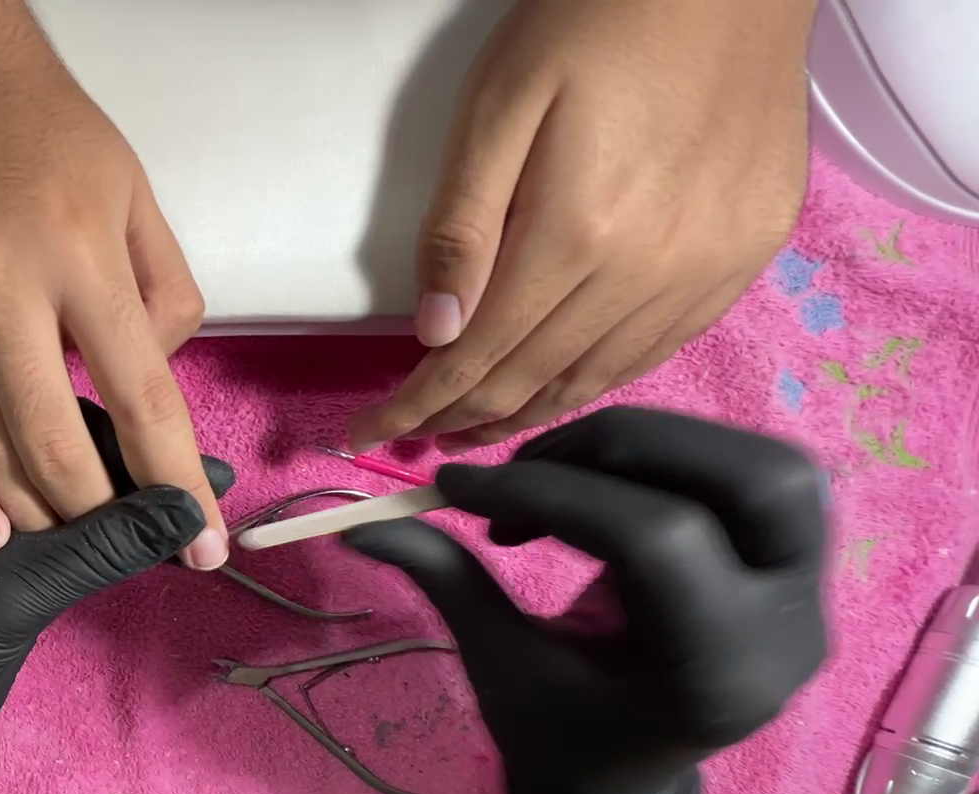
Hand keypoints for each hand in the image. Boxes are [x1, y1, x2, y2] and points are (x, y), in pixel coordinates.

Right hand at [0, 0, 226, 567]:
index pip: (140, 397)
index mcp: (75, 256)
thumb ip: (164, 296)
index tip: (201, 545)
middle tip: (127, 541)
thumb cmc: (40, 132)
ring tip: (70, 542)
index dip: (175, 485)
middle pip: (53, 444)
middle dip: (98, 513)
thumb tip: (151, 379)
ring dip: (36, 512)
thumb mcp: (134, 196)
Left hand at [0, 402, 234, 793]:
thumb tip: (188, 505)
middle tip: (216, 486)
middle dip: (147, 473)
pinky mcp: (19, 560)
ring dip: (138, 506)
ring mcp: (4, 518)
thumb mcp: (24, 588)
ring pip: (84, 497)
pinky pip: (78, 535)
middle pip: (81, 457)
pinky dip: (118, 537)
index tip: (202, 465)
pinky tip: (157, 539)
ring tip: (200, 511)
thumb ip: (104, 545)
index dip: (137, 444)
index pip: (65, 428)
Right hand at [345, 407, 826, 793]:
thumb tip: (359, 524)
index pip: (650, 537)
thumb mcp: (491, 657)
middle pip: (750, 479)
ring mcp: (808, 591)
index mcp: (710, 667)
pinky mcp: (791, 566)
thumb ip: (440, 576)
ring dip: (642, 447)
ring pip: (764, 465)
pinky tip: (587, 491)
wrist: (620, 777)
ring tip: (552, 476)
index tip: (450, 486)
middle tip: (523, 468)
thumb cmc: (551, 732)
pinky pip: (744, 478)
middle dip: (618, 449)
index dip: (543, 491)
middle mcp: (788, 623)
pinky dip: (656, 463)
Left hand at [350, 0, 813, 453]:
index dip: (409, 407)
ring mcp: (706, 267)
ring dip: (516, 418)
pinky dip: (586, 387)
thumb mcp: (493, 118)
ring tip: (466, 435)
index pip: (468, 360)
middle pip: (522, 381)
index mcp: (575, 236)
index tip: (365, 435)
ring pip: (586, 382)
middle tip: (410, 437)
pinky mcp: (744, 255)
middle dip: (453, 419)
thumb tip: (433, 333)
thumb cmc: (590, 29)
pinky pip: (651, 354)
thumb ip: (459, 232)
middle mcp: (648, 269)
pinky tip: (549, 395)